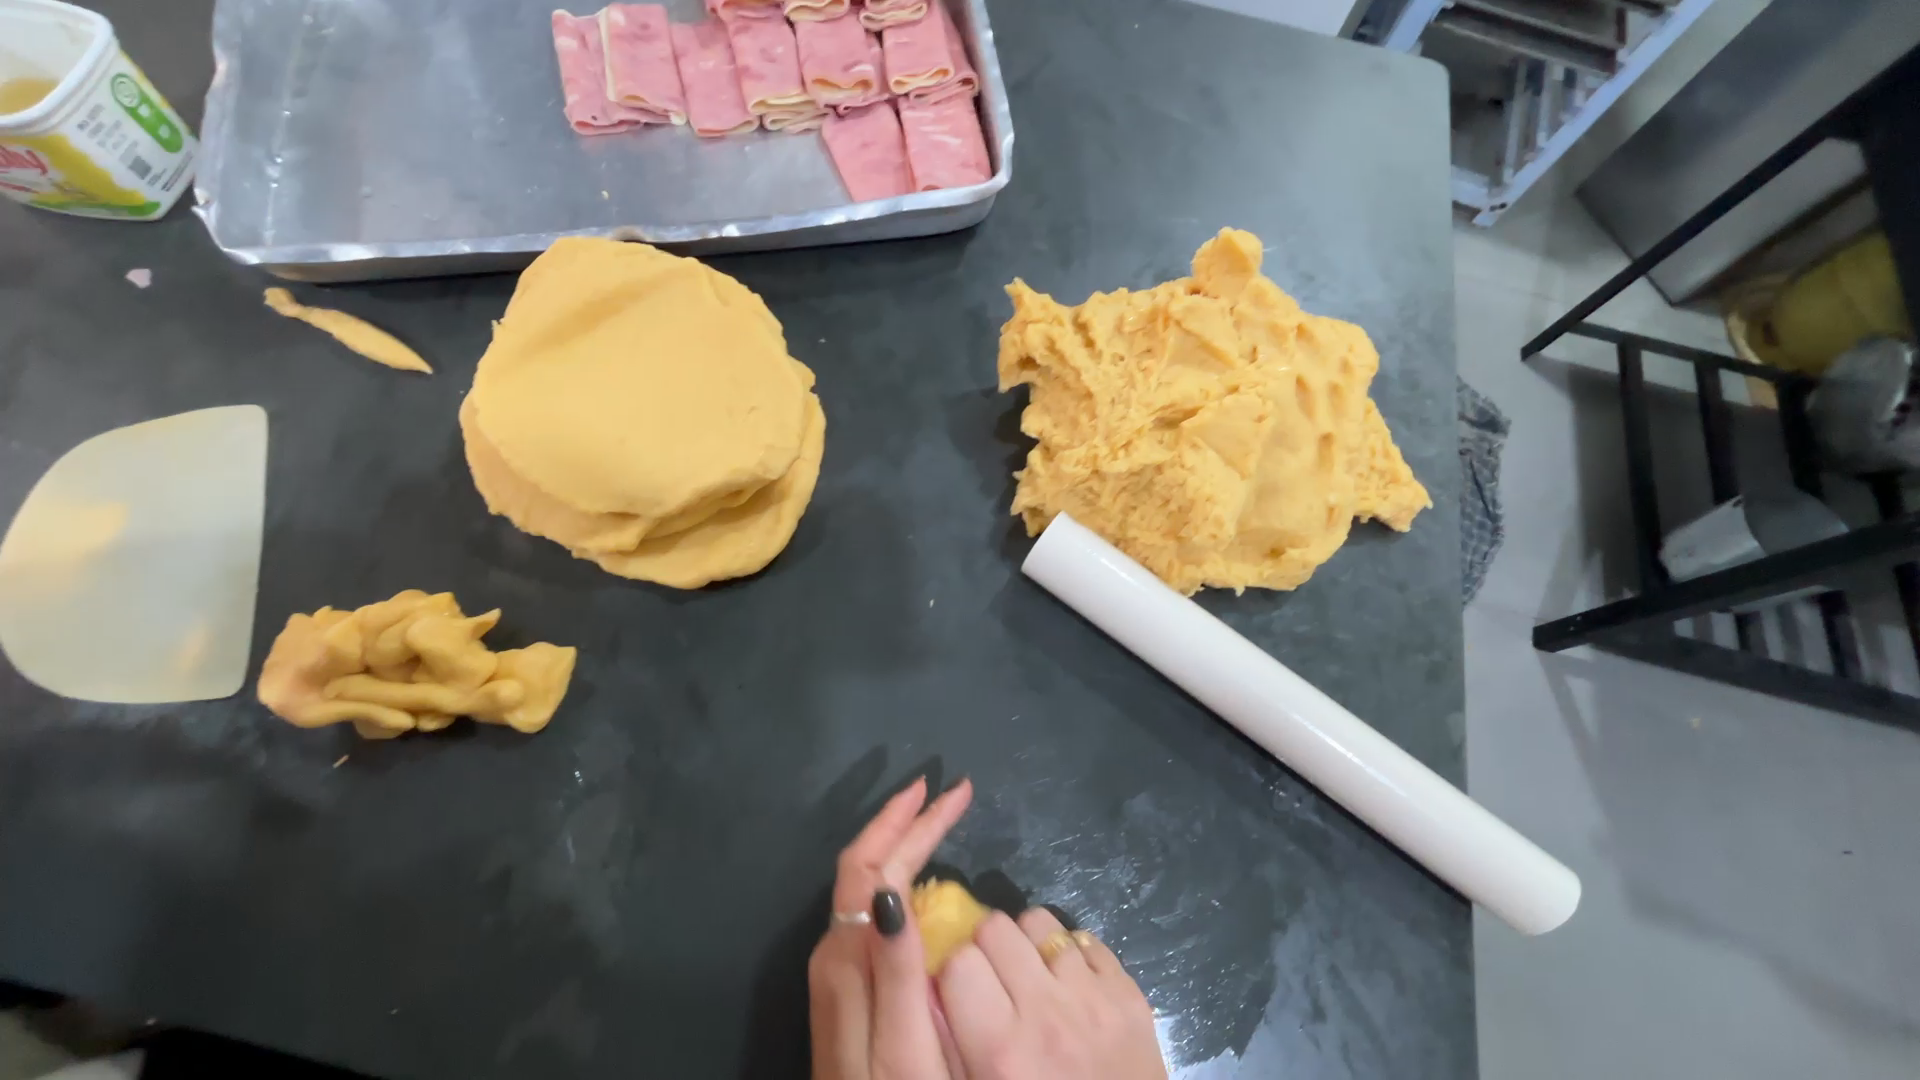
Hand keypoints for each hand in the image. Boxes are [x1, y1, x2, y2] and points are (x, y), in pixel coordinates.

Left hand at [810, 776, 973, 1079]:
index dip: (906, 822)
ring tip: (936, 818)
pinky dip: (899, 876)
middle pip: (868, 864)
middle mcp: (836, 948)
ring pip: (868, 881)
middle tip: (949, 793)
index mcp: (848, 954)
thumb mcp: (903, 1044)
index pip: (873, 864)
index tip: (944, 790)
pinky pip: (872, 906)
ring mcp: (839, 965)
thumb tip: (891, 886)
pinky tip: (921, 878)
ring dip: (902, 844)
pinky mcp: (848, 981)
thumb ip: (896, 967)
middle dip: (908, 822)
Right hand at [937, 908, 1165, 1079]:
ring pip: (1038, 922)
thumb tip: (925, 979)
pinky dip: (1070, 955)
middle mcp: (1047, 1014)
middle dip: (987, 949)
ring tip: (1031, 978)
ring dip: (1027, 944)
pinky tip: (1069, 988)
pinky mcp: (1128, 993)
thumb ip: (947, 1041)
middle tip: (995, 983)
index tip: (961, 994)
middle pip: (995, 927)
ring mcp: (1094, 999)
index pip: (957, 961)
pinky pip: (1083, 937)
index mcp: (1001, 1051)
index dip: (954, 973)